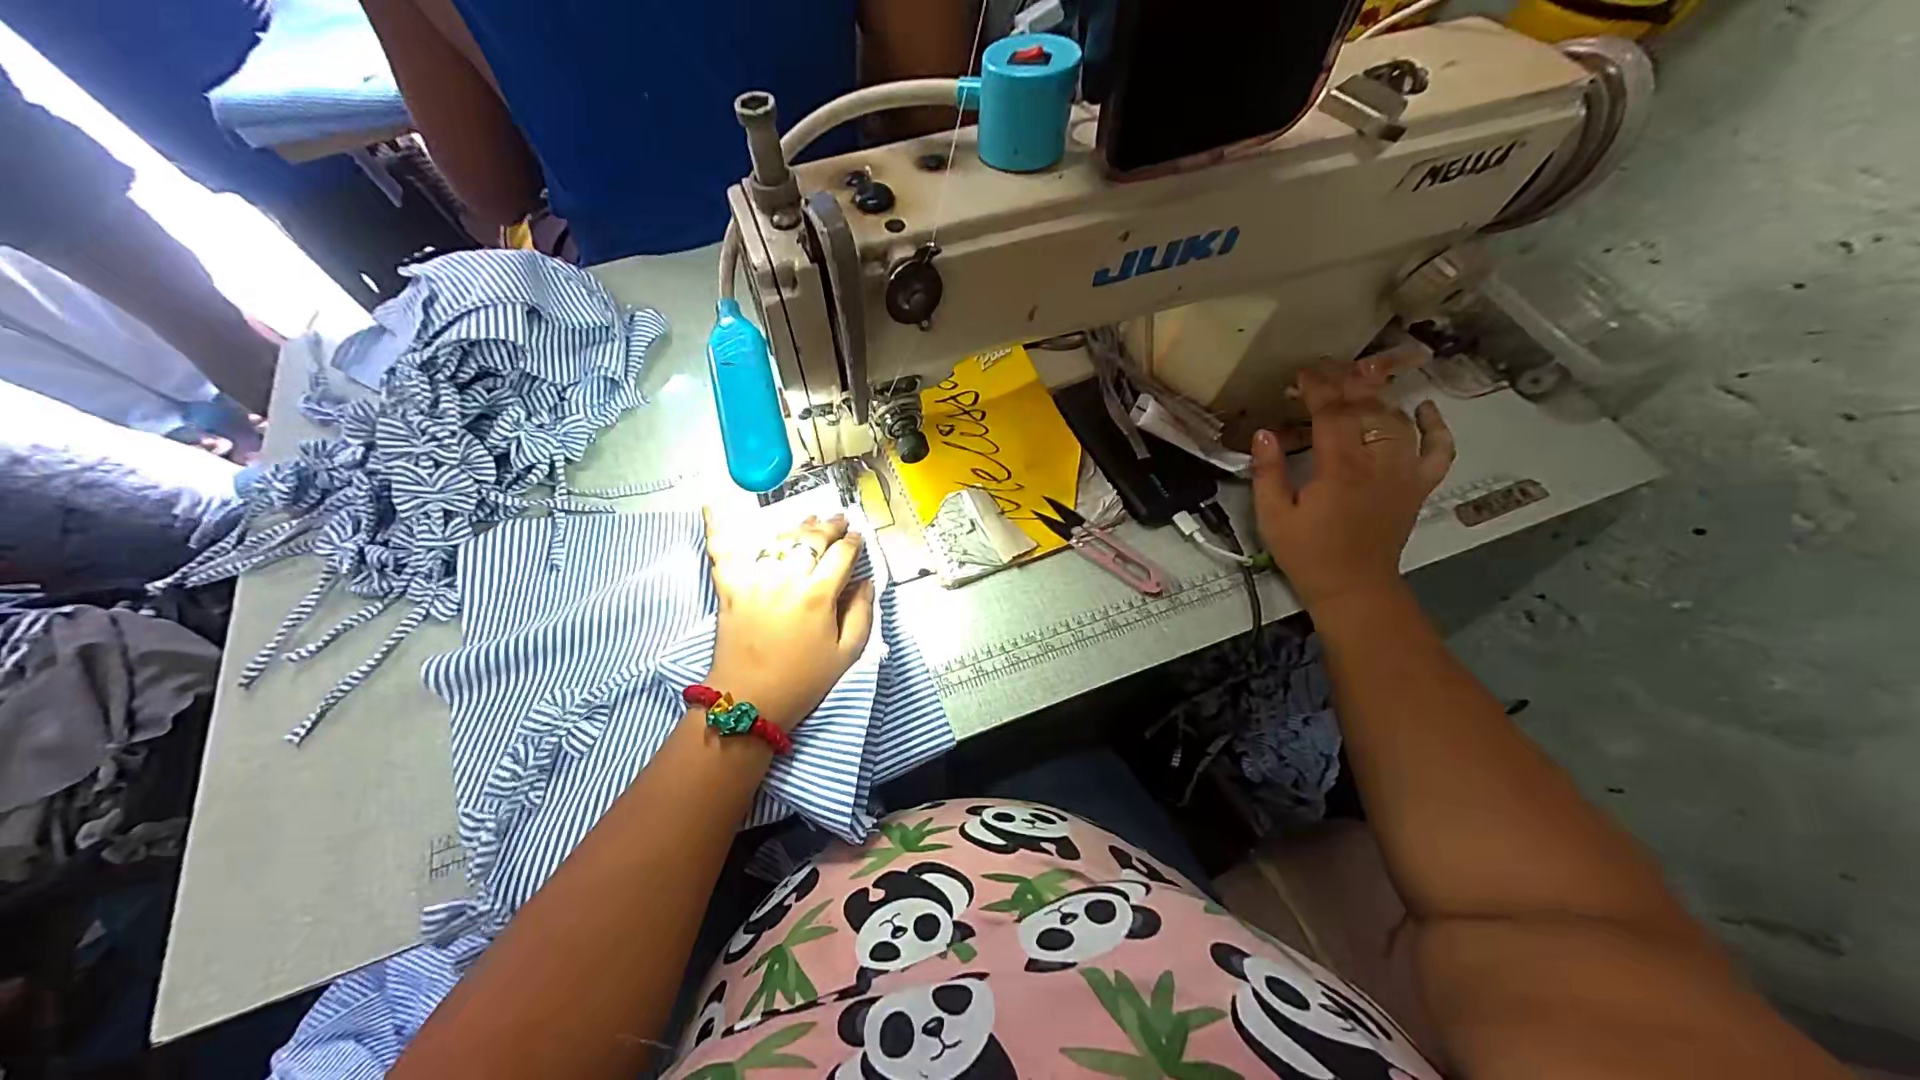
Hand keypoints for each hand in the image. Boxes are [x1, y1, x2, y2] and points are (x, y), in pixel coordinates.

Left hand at [701, 511, 876, 731]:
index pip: (842, 554)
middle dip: (829, 526)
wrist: (749, 701)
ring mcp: (755, 580)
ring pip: (778, 540)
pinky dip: (717, 527)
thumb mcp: (846, 654)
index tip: (858, 537)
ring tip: (808, 521)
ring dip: (796, 526)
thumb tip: (865, 582)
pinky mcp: (729, 587)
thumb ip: (861, 613)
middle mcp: (787, 580)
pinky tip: (711, 505)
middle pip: (812, 539)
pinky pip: (722, 551)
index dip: (853, 542)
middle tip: (838, 521)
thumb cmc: (802, 681)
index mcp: (818, 596)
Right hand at [1250, 363, 1454, 608]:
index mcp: (1340, 469)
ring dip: (1379, 396)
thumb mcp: (1272, 517)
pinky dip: (1435, 427)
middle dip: (1347, 381)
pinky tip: (1423, 408)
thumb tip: (1264, 433)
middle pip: (1368, 407)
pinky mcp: (1418, 486)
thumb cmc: (1307, 554)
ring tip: (1359, 380)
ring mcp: (1405, 473)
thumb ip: (1268, 472)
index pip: (1332, 412)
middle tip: (1326, 368)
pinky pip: (1438, 450)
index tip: (1302, 373)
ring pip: (1398, 420)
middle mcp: (1378, 463)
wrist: (1353, 587)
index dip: (1317, 387)